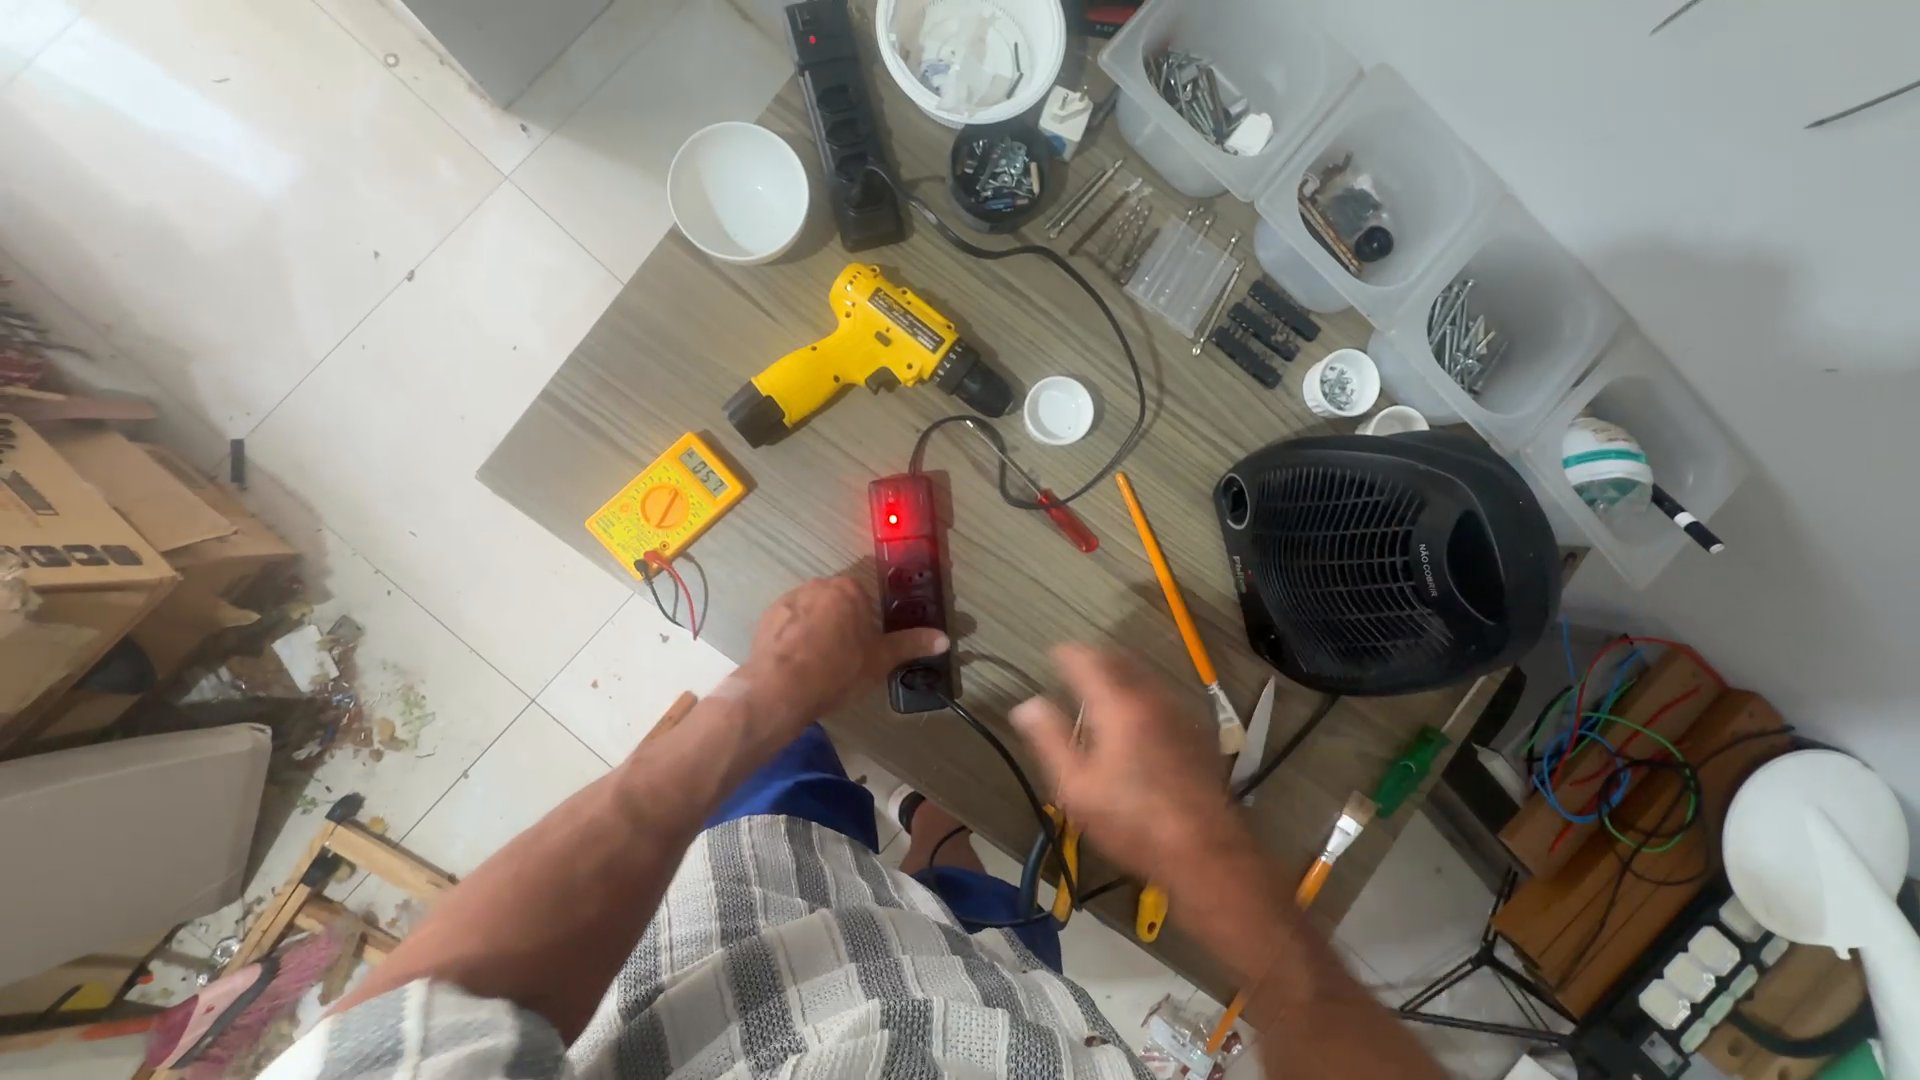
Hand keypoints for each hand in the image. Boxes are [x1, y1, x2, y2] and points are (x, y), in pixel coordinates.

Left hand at [739, 575, 947, 734]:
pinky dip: (792, 641)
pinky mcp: (766, 619)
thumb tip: (944, 638)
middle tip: (842, 660)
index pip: (864, 602)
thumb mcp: (880, 660)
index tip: (863, 651)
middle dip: (839, 627)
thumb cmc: (839, 668)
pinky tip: (796, 666)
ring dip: (814, 633)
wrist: (783, 687)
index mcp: (848, 589)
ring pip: (810, 615)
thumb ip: (911, 645)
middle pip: (836, 605)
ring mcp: (788, 600)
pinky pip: (787, 627)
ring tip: (816, 666)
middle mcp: (817, 586)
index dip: (865, 628)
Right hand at [1012, 645, 1245, 883]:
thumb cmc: (1131, 821)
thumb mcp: (1076, 786)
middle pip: (1121, 661)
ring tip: (1102, 692)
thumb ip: (1049, 739)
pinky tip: (1136, 719)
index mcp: (1119, 705)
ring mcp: (1181, 714)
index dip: (1067, 654)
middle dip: (1096, 660)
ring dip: (1122, 676)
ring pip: (1146, 678)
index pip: (1088, 660)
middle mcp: (1153, 698)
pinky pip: (1163, 697)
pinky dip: (1143, 694)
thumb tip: (1027, 707)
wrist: (1204, 851)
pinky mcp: (1198, 734)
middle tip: (1075, 669)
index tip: (1053, 655)